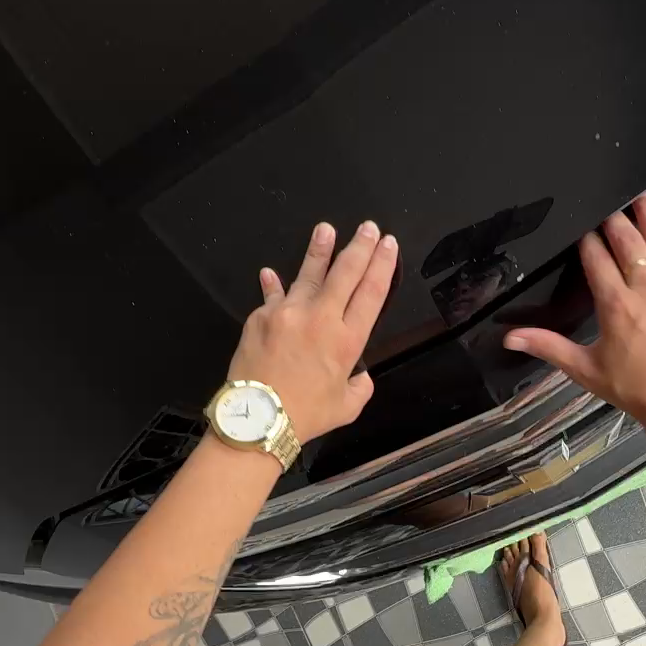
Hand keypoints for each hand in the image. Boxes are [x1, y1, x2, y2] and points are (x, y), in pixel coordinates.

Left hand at [228, 220, 397, 442]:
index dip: (382, 265)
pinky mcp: (260, 317)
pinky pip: (272, 296)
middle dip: (360, 247)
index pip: (371, 292)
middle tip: (368, 227)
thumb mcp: (347, 407)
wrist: (257, 418)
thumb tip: (360, 374)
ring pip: (309, 273)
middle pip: (345, 273)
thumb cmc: (306, 415)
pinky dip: (273, 285)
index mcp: (347, 341)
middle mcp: (320, 318)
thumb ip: (360, 386)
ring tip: (326, 230)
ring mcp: (288, 313)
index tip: (388, 245)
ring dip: (320, 250)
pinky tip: (270, 273)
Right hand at [503, 194, 645, 433]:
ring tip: (643, 196)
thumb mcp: (584, 369)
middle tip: (608, 203)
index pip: (597, 260)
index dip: (587, 240)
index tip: (581, 226)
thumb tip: (510, 338)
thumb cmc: (631, 389)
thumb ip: (548, 347)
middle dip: (616, 221)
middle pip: (629, 244)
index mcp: (616, 304)